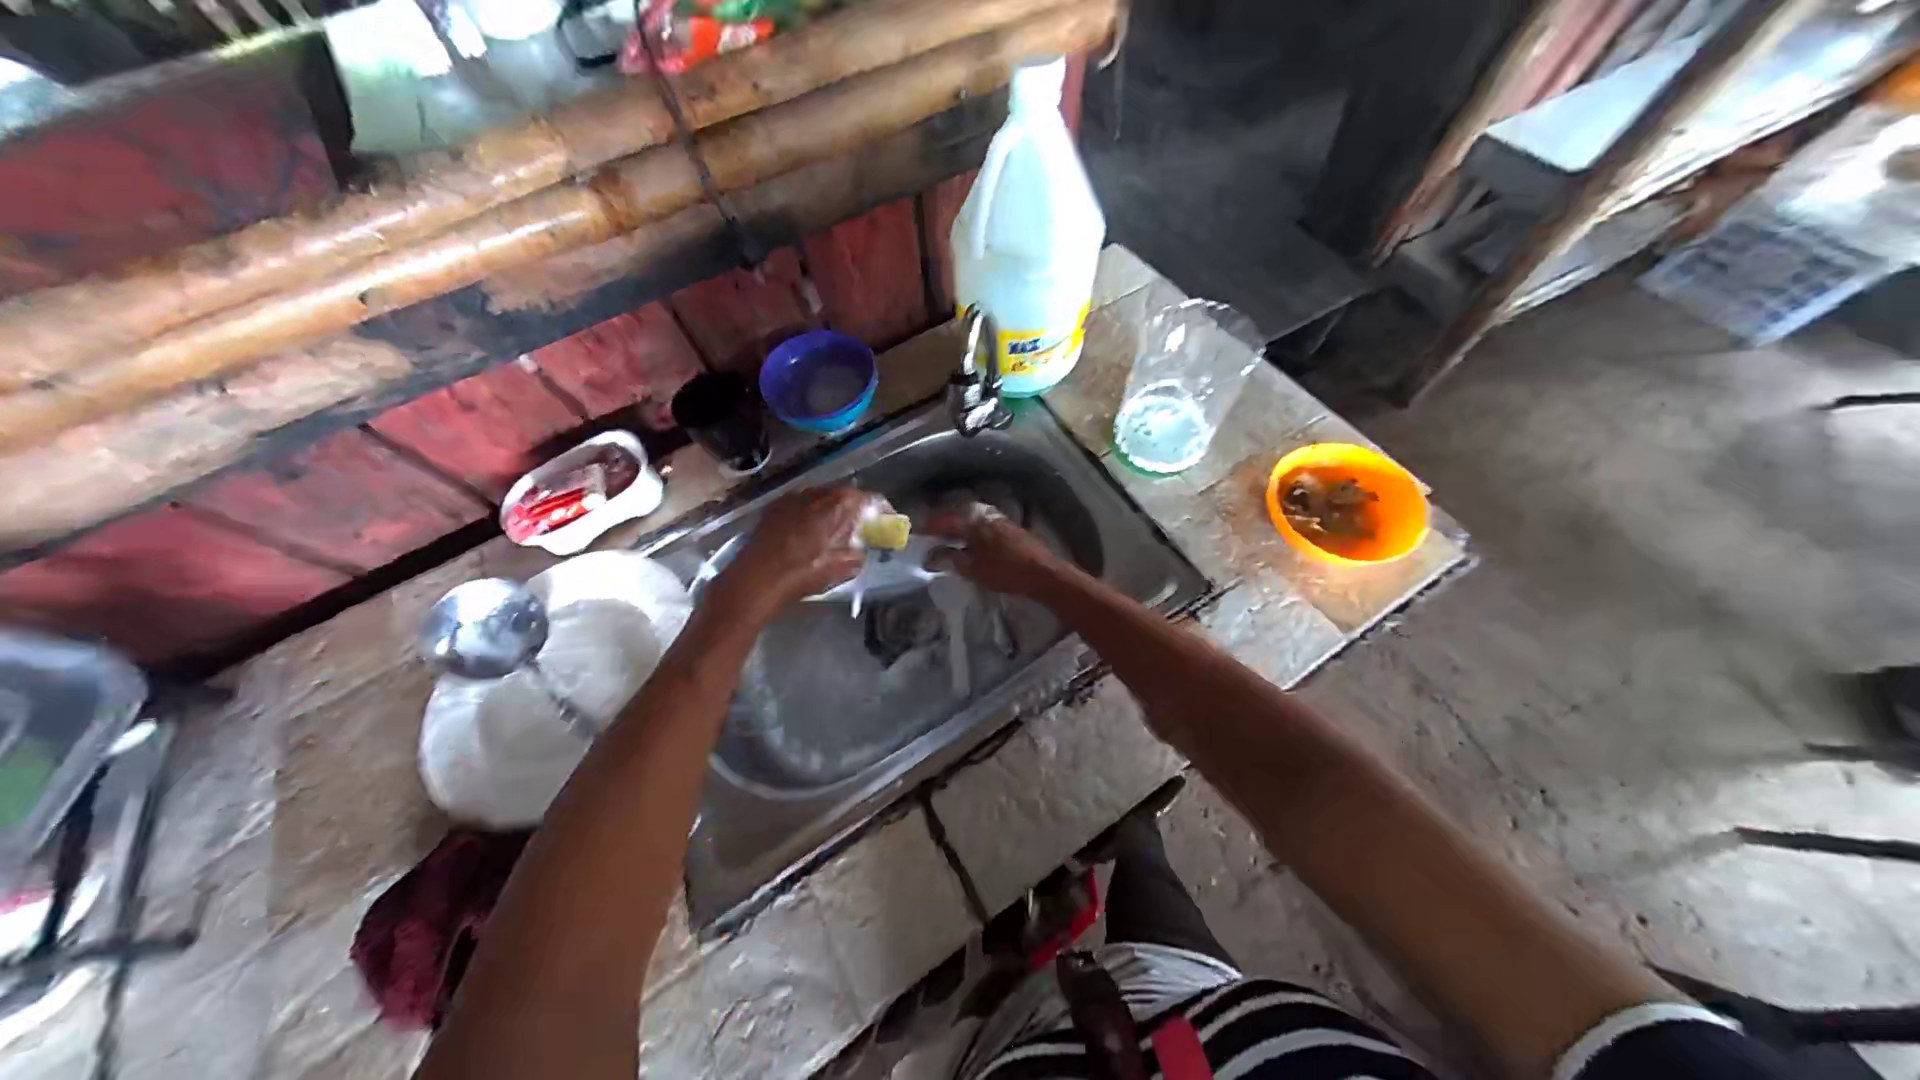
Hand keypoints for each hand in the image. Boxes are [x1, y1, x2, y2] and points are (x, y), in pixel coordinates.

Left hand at [714, 486, 873, 612]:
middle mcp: (817, 493)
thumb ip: (859, 552)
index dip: (882, 509)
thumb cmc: (804, 573)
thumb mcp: (843, 568)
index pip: (870, 499)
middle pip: (845, 494)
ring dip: (832, 509)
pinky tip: (809, 530)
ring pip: (821, 497)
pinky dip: (811, 513)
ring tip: (836, 528)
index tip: (888, 520)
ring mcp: (793, 497)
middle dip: (856, 508)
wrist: (757, 579)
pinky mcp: (774, 507)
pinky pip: (801, 504)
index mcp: (839, 504)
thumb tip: (861, 547)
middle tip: (863, 525)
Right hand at [925, 504, 1070, 597]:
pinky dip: (972, 532)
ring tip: (947, 540)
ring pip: (972, 520)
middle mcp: (985, 515)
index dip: (928, 526)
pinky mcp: (1010, 529)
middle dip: (943, 525)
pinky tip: (970, 543)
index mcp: (973, 521)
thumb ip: (951, 559)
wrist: (1044, 573)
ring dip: (958, 528)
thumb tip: (931, 557)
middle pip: (958, 516)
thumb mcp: (973, 569)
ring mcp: (1000, 520)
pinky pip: (983, 526)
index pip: (944, 520)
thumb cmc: (1006, 571)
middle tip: (929, 535)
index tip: (915, 531)